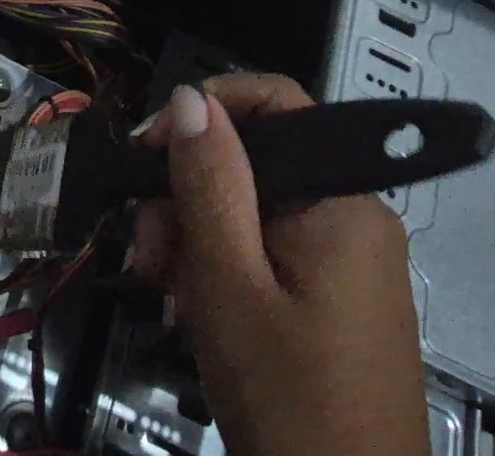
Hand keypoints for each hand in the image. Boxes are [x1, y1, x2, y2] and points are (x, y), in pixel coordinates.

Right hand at [130, 74, 428, 455]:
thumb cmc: (288, 396)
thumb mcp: (229, 283)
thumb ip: (209, 184)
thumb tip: (189, 96)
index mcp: (341, 202)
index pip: (277, 104)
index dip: (204, 112)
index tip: (146, 152)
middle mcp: (348, 216)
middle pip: (249, 163)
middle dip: (183, 197)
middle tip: (147, 255)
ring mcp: (339, 258)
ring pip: (244, 208)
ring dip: (189, 239)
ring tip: (166, 292)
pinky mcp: (325, 292)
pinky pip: (258, 249)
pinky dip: (215, 267)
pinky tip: (192, 307)